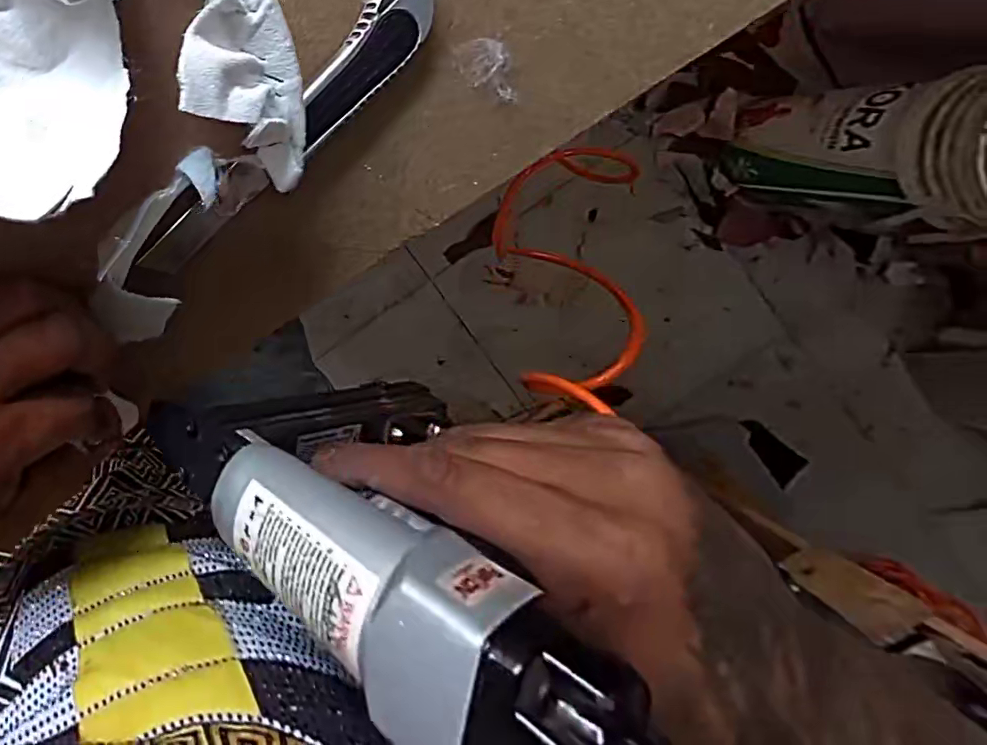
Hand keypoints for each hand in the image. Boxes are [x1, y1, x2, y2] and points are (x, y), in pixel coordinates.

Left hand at [0, 279, 124, 555]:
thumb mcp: (0, 524)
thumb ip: (60, 480)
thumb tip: (100, 434)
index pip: (74, 408)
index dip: (104, 413)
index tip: (107, 418)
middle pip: (61, 337)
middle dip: (100, 351)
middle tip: (102, 370)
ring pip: (31, 298)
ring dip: (69, 314)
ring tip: (77, 337)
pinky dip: (28, 300)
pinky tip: (36, 321)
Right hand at [310, 416, 804, 744]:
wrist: (792, 673)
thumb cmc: (693, 689)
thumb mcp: (580, 670)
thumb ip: (486, 610)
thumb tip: (394, 578)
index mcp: (610, 549)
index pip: (456, 480)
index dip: (376, 466)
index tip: (329, 467)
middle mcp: (619, 484)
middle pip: (460, 449)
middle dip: (396, 463)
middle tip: (356, 487)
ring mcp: (623, 452)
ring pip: (481, 433)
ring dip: (434, 457)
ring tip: (405, 486)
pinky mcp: (621, 439)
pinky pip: (513, 431)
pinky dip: (475, 451)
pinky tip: (467, 478)